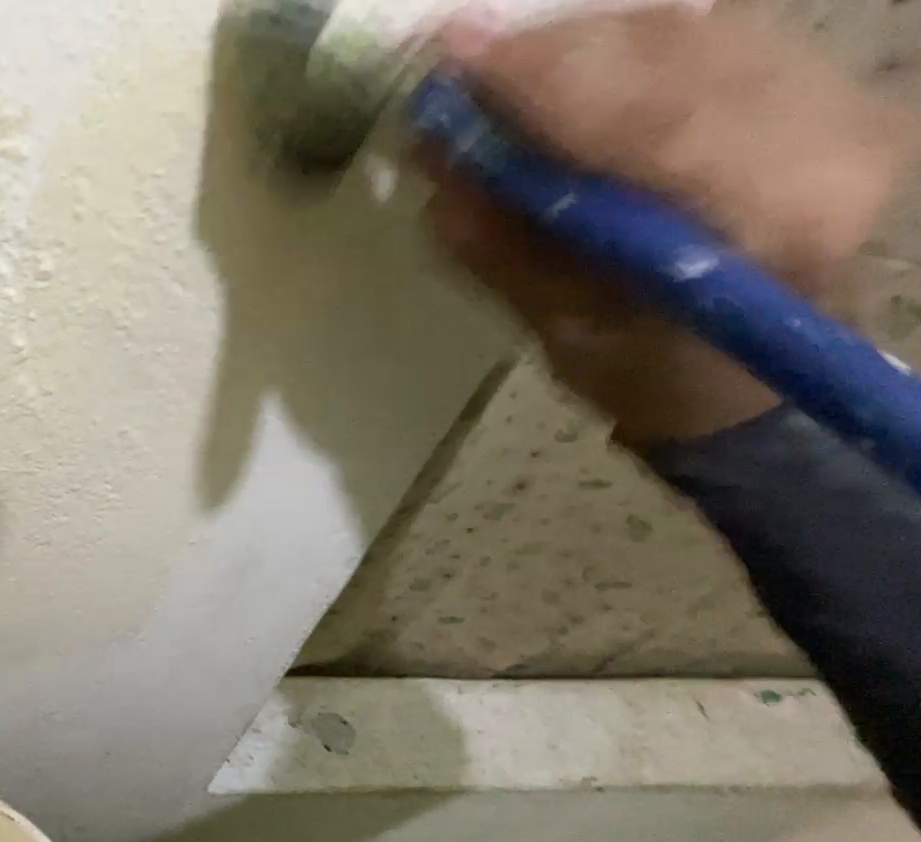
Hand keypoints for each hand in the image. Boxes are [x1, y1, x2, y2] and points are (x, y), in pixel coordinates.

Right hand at [420, 4, 914, 445]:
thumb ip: (502, 247)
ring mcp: (835, 95)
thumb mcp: (560, 330)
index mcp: (770, 226)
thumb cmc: (649, 376)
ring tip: (491, 73)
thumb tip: (436, 166)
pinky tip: (557, 72)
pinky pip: (701, 32)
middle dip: (548, 53)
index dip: (545, 81)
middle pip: (673, 51)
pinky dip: (614, 45)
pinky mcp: (819, 77)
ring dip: (574, 45)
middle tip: (453, 67)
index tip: (451, 58)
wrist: (751, 372)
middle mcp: (828, 137)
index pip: (653, 121)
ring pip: (684, 29)